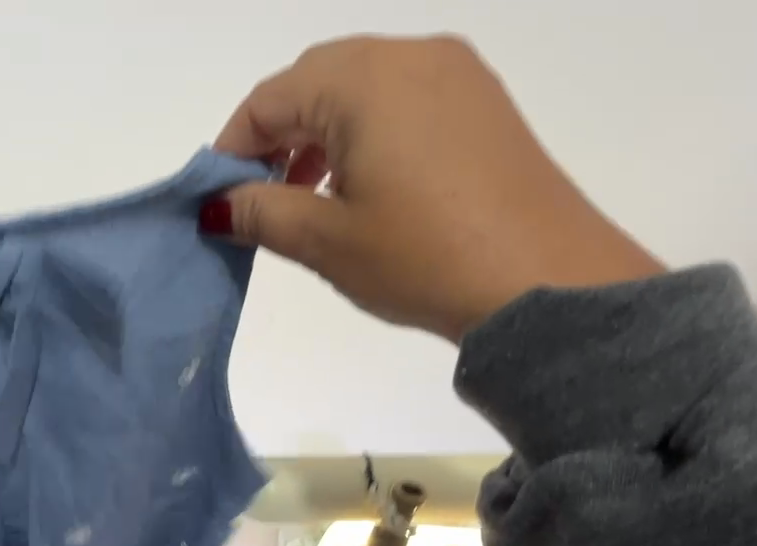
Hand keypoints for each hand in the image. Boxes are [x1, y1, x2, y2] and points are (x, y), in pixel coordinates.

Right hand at [208, 36, 661, 341]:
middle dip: (274, 136)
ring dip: (317, 134)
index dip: (230, 148)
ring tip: (304, 196)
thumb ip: (259, 212)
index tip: (214, 200)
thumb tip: (215, 206)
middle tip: (257, 198)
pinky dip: (363, 132)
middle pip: (314, 80)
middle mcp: (411, 55)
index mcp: (364, 80)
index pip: (270, 98)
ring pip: (359, 87)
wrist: (541, 280)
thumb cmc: (420, 256)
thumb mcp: (324, 239)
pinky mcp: (481, 101)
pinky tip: (358, 185)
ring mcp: (455, 73)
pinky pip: (401, 99)